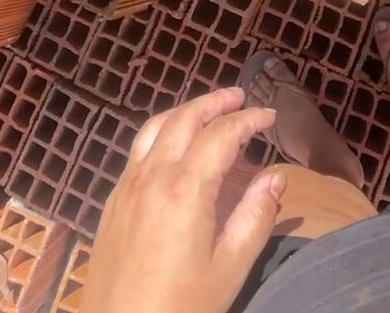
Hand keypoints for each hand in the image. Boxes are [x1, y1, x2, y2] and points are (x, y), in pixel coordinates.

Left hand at [83, 88, 283, 312]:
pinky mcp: (113, 200)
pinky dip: (163, 131)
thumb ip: (255, 218)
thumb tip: (277, 178)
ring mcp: (127, 185)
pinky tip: (175, 146)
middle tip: (241, 97)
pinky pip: (139, 148)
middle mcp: (153, 175)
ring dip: (187, 111)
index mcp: (185, 188)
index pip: (222, 134)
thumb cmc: (180, 308)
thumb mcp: (229, 270)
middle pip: (186, 118)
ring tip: (210, 111)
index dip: (249, 119)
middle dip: (216, 102)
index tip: (271, 115)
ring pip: (157, 126)